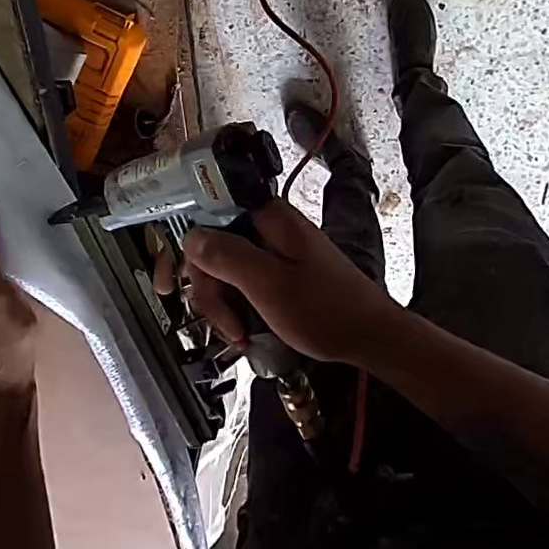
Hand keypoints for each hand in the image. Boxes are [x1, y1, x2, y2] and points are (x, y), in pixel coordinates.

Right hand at [180, 199, 408, 364]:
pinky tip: (244, 330)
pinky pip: (242, 281)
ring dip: (223, 303)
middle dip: (210, 288)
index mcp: (270, 218)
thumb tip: (191, 236)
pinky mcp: (279, 271)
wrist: (369, 336)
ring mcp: (274, 250)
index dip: (190, 244)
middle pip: (213, 246)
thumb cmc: (326, 311)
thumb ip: (228, 257)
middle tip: (224, 323)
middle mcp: (270, 227)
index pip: (209, 212)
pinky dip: (237, 306)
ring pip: (225, 267)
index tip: (178, 282)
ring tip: (239, 333)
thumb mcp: (269, 286)